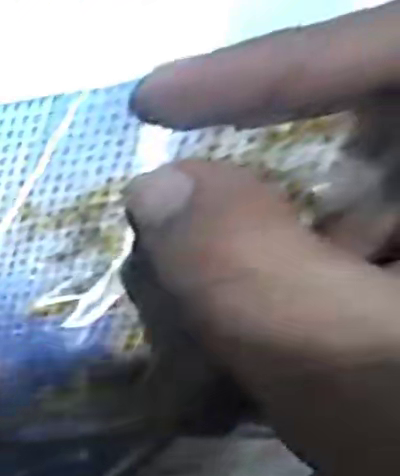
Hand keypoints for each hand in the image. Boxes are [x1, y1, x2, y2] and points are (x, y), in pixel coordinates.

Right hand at [126, 4, 399, 475]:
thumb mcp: (333, 357)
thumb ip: (238, 263)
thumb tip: (158, 190)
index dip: (287, 64)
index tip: (154, 98)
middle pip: (398, 122)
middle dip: (294, 176)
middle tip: (205, 244)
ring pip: (388, 182)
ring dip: (303, 236)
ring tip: (257, 315)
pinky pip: (382, 235)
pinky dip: (329, 266)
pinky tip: (301, 325)